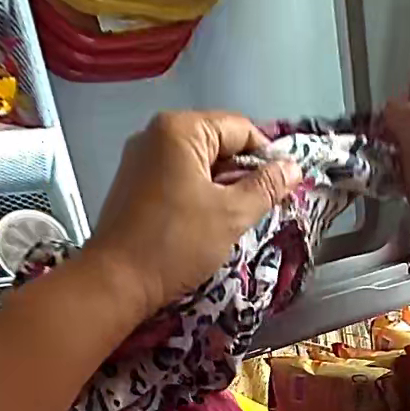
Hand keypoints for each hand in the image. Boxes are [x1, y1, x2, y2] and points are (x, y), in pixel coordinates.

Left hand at [81, 110, 300, 319]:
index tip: (281, 189)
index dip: (267, 157)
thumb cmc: (176, 244)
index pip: (240, 128)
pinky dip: (197, 197)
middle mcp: (155, 135)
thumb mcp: (231, 216)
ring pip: (197, 166)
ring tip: (234, 222)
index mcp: (180, 129)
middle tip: (259, 209)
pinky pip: (176, 181)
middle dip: (242, 175)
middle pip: (217, 144)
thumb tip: (293, 168)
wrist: (116, 282)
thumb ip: (266, 187)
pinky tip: (204, 226)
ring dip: (221, 190)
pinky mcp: (131, 187)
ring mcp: (139, 161)